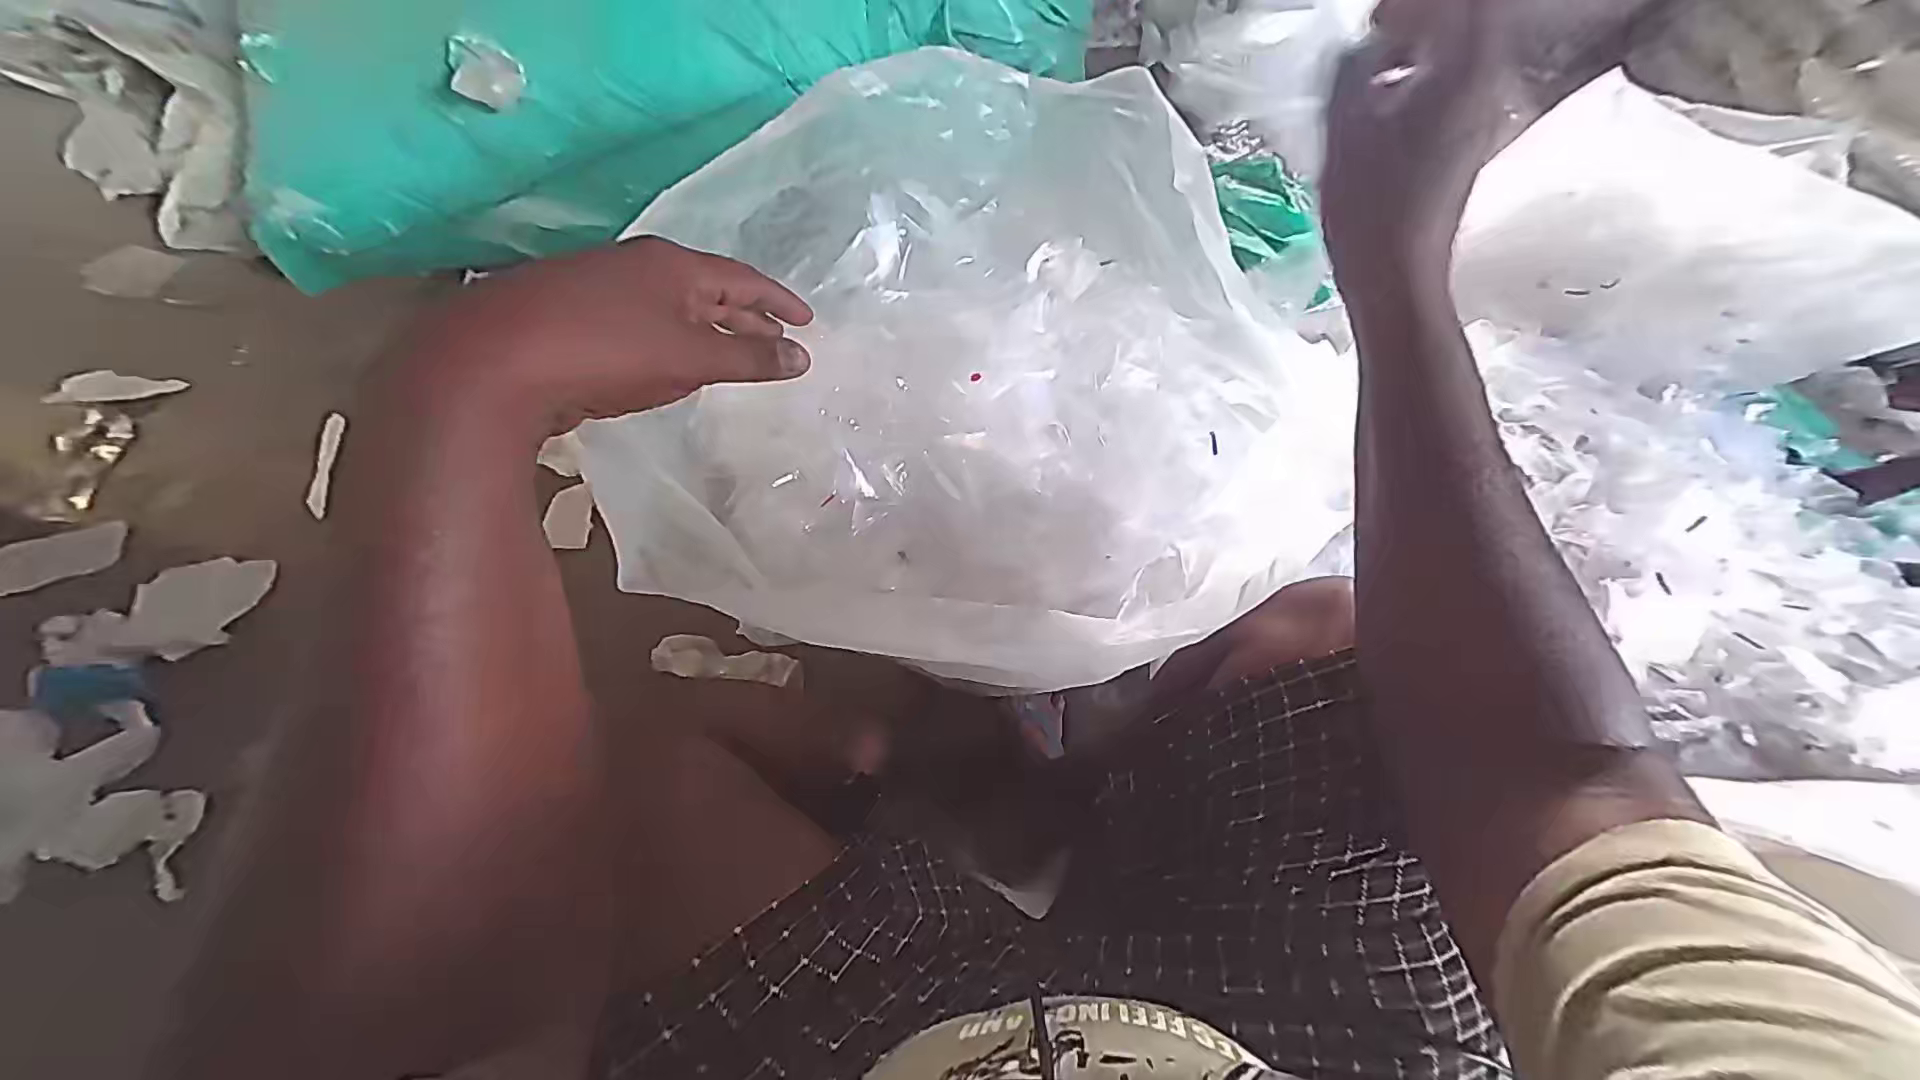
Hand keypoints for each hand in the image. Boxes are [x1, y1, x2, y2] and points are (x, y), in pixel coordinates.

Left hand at [394, 236, 813, 435]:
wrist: (494, 362)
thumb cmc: (609, 352)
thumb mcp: (691, 357)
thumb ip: (750, 358)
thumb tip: (801, 357)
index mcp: (673, 267)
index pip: (744, 279)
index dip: (779, 301)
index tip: (808, 321)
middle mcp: (639, 267)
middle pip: (711, 289)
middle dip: (749, 317)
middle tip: (780, 341)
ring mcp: (604, 288)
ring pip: (677, 307)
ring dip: (713, 330)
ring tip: (738, 353)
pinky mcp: (577, 315)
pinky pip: (647, 323)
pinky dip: (677, 341)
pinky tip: (677, 362)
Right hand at [1320, 0, 1514, 274]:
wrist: (1395, 272)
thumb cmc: (1370, 210)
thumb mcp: (1345, 134)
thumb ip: (1351, 76)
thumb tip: (1358, 53)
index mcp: (1464, 70)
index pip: (1454, 5)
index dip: (1409, 7)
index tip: (1375, 19)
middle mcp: (1485, 85)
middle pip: (1467, 24)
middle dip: (1419, 22)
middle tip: (1376, 33)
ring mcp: (1479, 117)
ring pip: (1459, 56)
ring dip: (1419, 52)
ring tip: (1376, 68)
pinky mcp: (1464, 145)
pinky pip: (1451, 89)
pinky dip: (1421, 83)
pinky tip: (1385, 106)